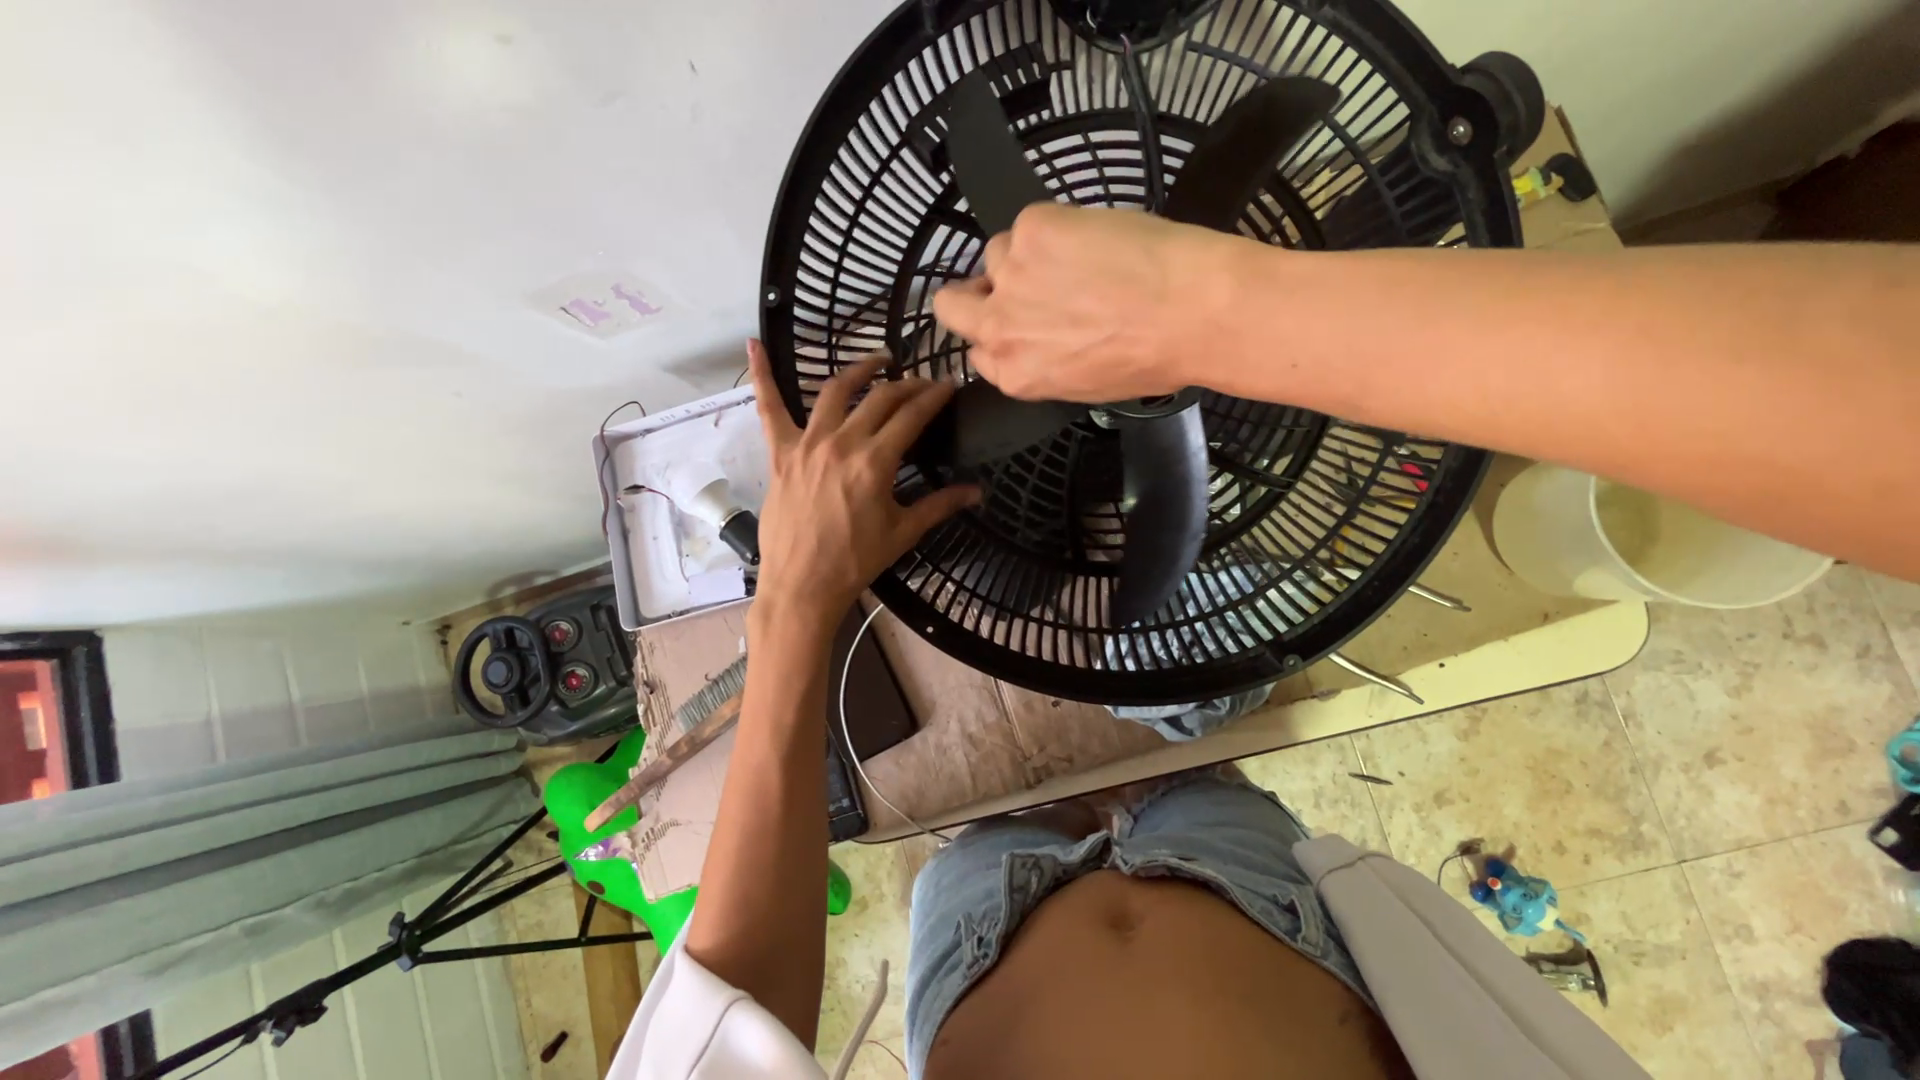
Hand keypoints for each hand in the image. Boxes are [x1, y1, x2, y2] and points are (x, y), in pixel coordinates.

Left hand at [744, 340, 980, 622]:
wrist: (802, 586)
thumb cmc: (855, 562)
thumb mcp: (903, 533)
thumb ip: (941, 505)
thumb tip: (978, 492)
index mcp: (875, 462)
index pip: (912, 415)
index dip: (934, 395)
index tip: (949, 384)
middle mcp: (841, 443)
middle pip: (880, 398)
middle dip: (907, 384)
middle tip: (922, 382)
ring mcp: (807, 444)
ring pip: (834, 391)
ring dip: (859, 369)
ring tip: (878, 360)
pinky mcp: (780, 453)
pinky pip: (769, 408)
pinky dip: (761, 375)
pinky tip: (754, 344)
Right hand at [930, 203, 1248, 401]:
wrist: (1190, 310)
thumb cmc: (1154, 357)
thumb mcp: (1088, 383)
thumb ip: (1046, 362)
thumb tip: (1047, 337)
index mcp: (1015, 373)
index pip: (978, 350)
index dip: (998, 331)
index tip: (1018, 321)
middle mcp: (1000, 329)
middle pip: (952, 304)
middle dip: (974, 293)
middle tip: (1018, 281)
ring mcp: (1012, 276)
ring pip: (996, 254)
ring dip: (1027, 256)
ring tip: (1078, 257)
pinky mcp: (1033, 229)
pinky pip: (1030, 222)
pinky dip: (1056, 226)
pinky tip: (1094, 238)